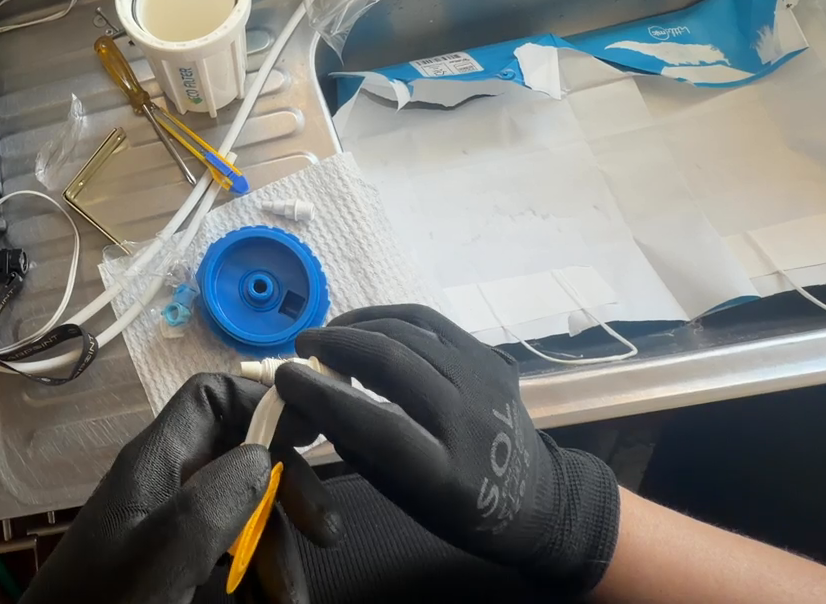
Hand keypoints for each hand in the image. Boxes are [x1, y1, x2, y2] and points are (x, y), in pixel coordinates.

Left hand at [24, 373, 340, 603]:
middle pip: (237, 456)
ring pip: (239, 513)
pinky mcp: (169, 563)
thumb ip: (215, 498)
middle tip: (325, 534)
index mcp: (157, 459)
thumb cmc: (106, 602)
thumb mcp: (166, 552)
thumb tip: (264, 454)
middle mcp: (164, 481)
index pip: (210, 397)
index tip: (309, 437)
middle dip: (285, 490)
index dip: (258, 403)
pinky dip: (253, 577)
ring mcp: (166, 523)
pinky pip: (224, 552)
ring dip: (275, 551)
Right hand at [275, 305, 618, 593]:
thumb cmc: (459, 509)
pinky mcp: (488, 355)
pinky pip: (425, 319)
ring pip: (405, 330)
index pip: (375, 424)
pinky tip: (361, 326)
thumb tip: (307, 391)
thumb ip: (356, 442)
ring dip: (354, 326)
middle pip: (390, 361)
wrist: (540, 500)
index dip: (322, 395)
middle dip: (335, 345)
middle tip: (303, 346)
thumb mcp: (403, 493)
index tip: (285, 375)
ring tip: (328, 337)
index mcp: (447, 471)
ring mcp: (483, 379)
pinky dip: (383, 316)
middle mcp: (470, 420)